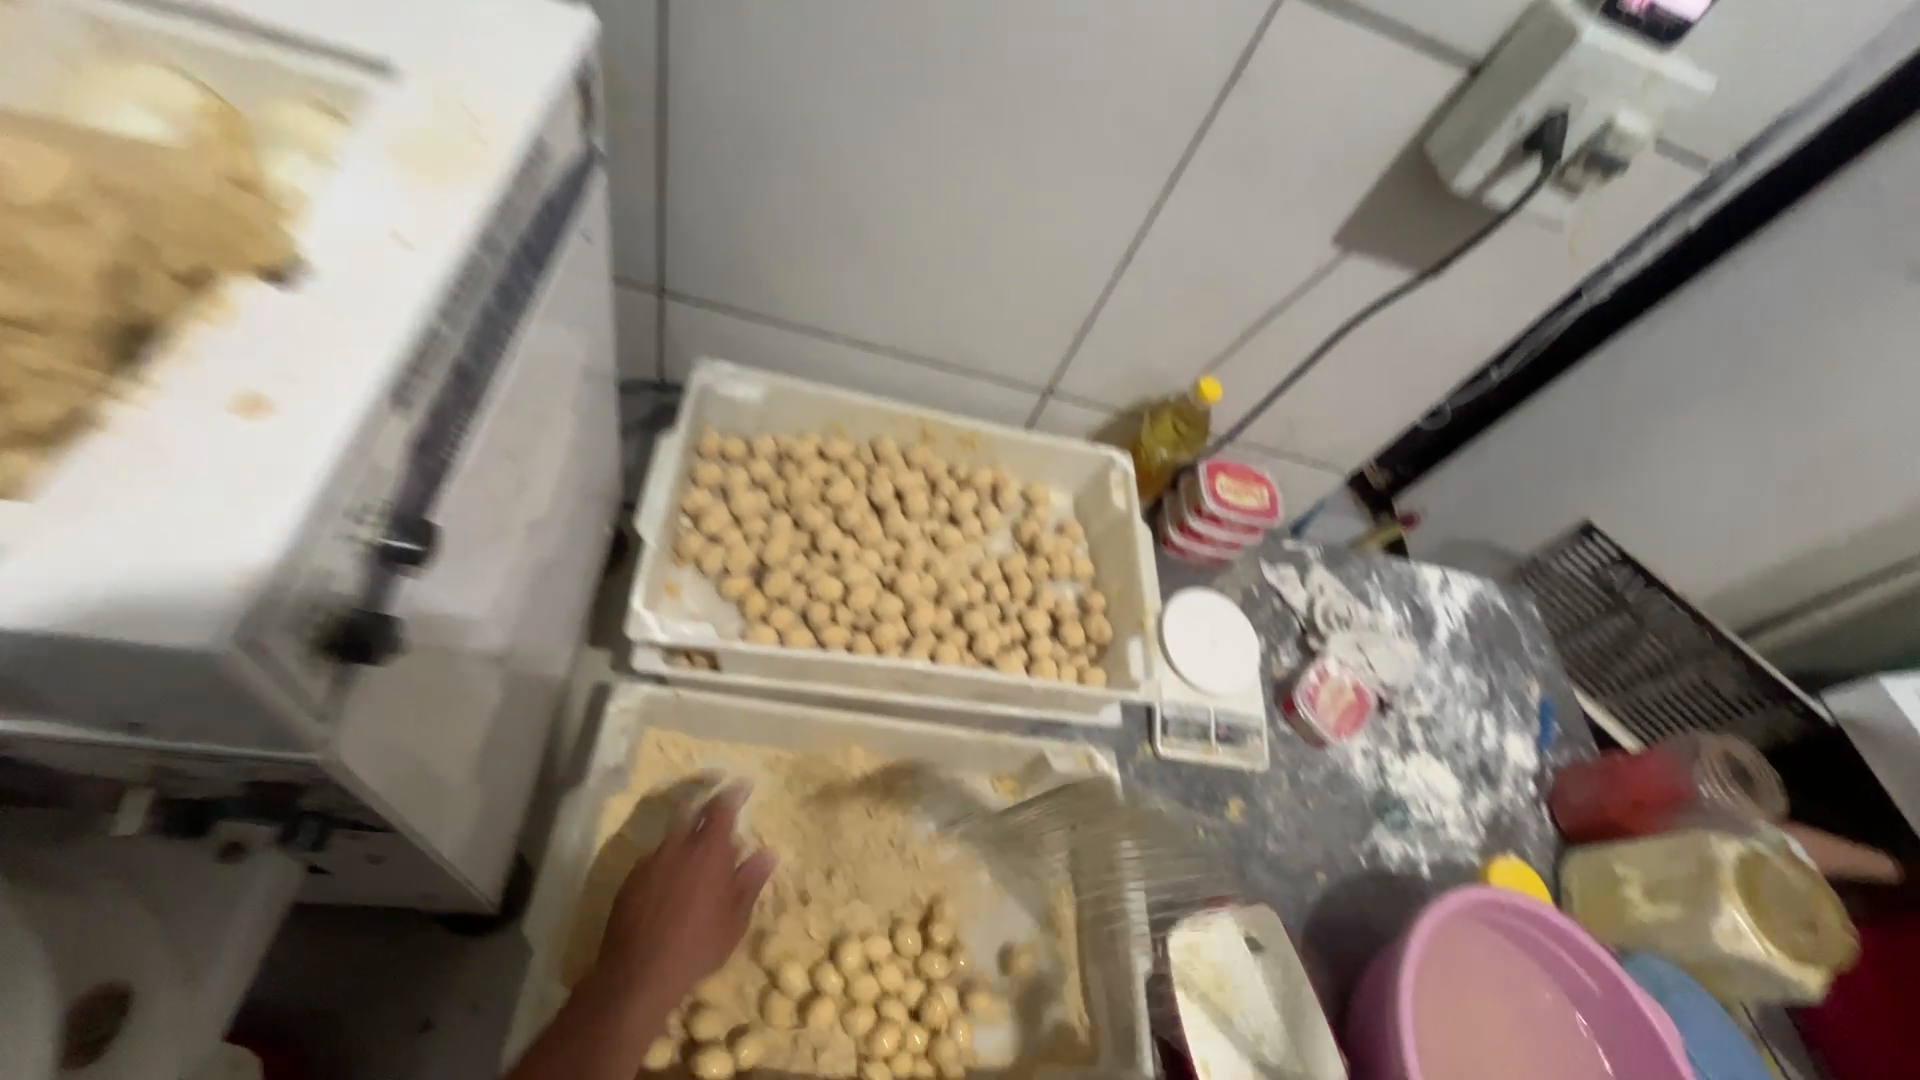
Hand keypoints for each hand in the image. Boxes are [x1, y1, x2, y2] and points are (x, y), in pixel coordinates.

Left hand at [594, 783, 776, 1005]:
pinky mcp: (629, 881)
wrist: (638, 974)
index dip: (734, 793)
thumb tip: (768, 852)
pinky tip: (669, 884)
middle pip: (691, 813)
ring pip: (671, 839)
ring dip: (685, 838)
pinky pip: (653, 860)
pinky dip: (666, 862)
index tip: (744, 784)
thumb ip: (751, 880)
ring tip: (695, 856)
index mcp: (708, 850)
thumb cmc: (699, 945)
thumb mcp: (736, 918)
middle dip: (706, 808)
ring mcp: (649, 862)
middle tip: (719, 812)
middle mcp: (677, 846)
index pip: (722, 808)